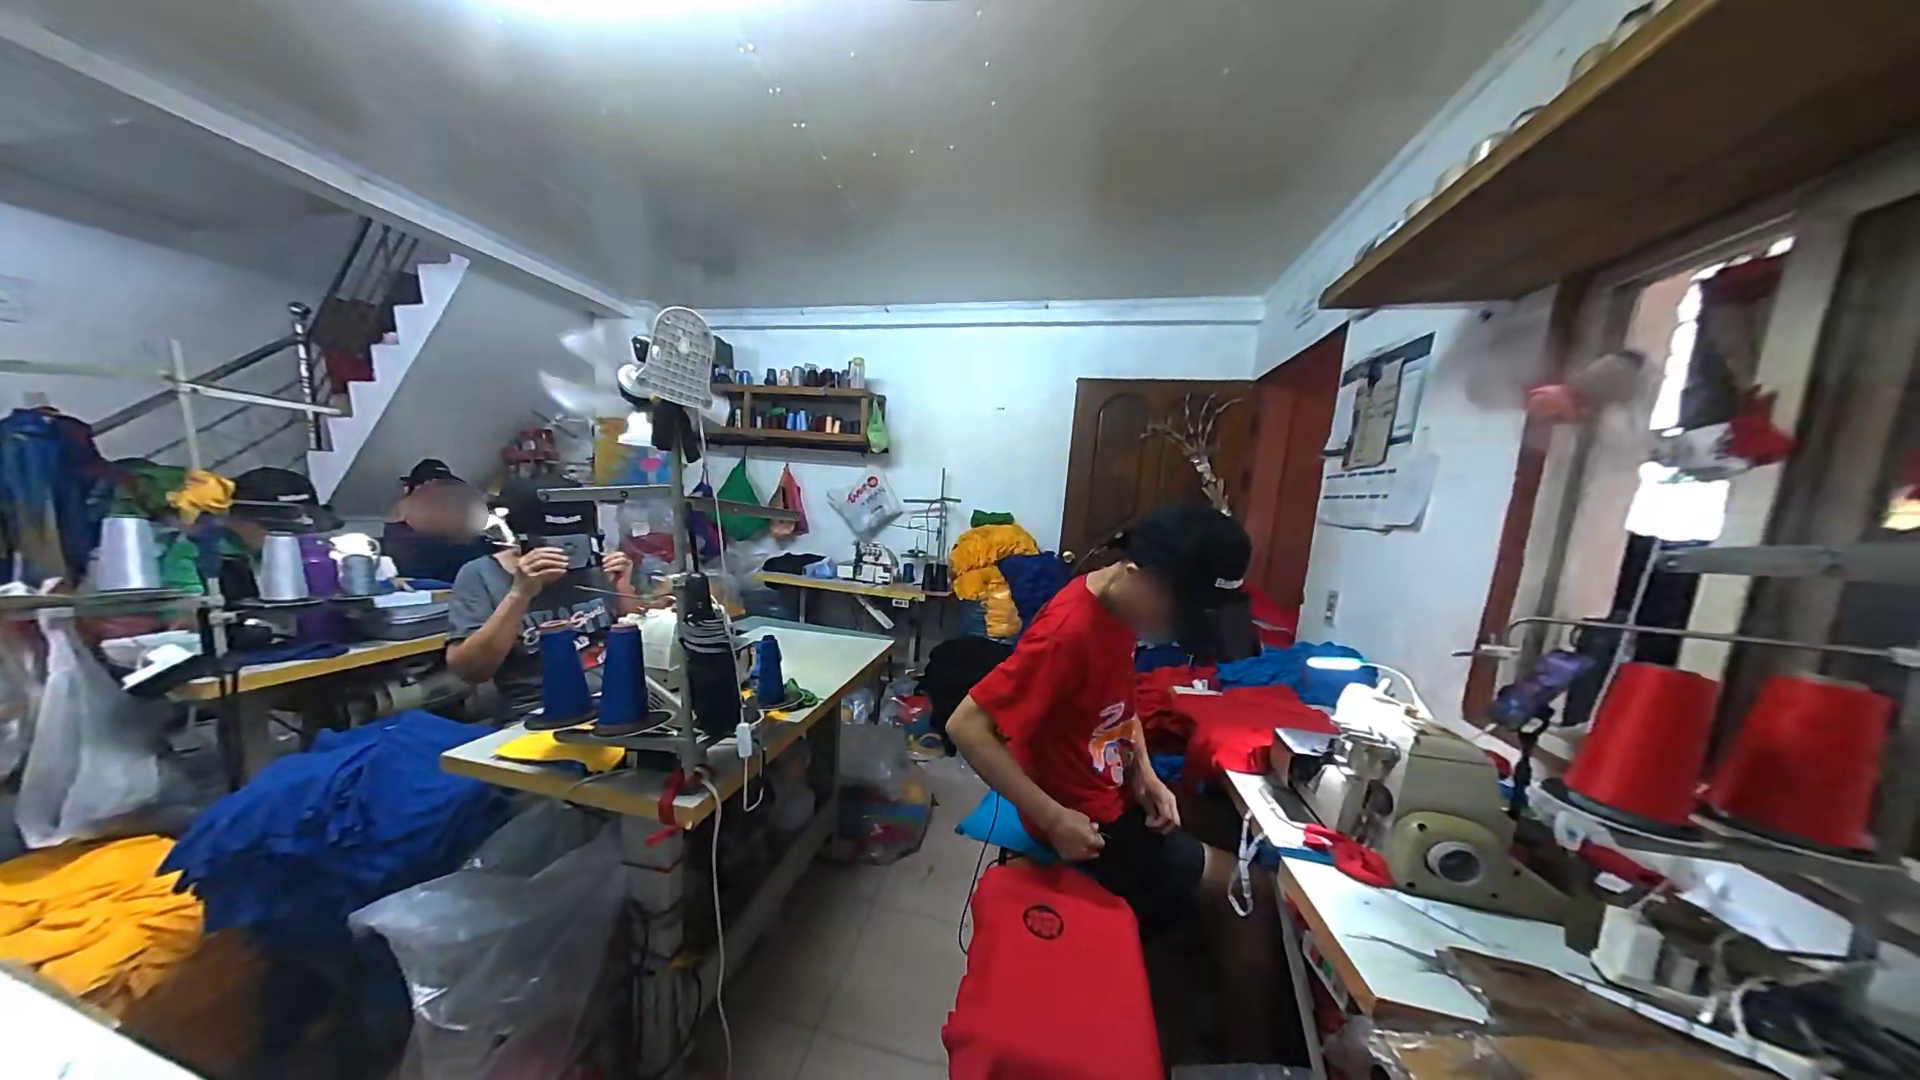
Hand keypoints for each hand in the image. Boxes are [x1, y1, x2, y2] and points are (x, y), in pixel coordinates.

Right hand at [509, 547, 569, 596]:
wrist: (520, 596)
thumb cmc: (530, 584)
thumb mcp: (538, 572)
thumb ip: (548, 566)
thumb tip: (562, 561)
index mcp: (523, 560)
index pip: (537, 551)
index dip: (550, 549)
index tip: (561, 551)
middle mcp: (522, 564)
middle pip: (540, 555)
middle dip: (555, 555)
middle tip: (566, 558)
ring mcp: (525, 570)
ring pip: (543, 562)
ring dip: (556, 562)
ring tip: (566, 564)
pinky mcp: (530, 578)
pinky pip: (545, 571)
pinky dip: (556, 570)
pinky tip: (563, 571)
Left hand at [601, 550, 635, 593]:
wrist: (620, 586)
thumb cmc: (614, 577)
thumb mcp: (610, 567)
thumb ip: (609, 560)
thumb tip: (603, 553)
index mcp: (625, 559)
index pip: (619, 553)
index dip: (610, 555)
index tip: (603, 559)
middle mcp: (629, 561)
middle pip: (621, 554)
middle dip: (611, 557)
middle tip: (603, 562)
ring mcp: (629, 565)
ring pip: (621, 559)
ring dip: (611, 562)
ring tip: (605, 567)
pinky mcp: (629, 570)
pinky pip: (620, 566)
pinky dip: (612, 568)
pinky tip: (606, 571)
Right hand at [1041, 808, 1105, 861]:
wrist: (1052, 821)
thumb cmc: (1069, 817)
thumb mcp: (1083, 818)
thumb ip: (1091, 826)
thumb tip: (1095, 829)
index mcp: (1091, 840)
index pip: (1101, 844)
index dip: (1099, 840)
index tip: (1096, 836)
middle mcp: (1084, 851)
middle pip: (1093, 853)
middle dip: (1093, 848)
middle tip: (1089, 842)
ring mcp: (1075, 855)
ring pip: (1083, 856)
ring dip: (1084, 852)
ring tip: (1080, 844)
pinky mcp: (1066, 856)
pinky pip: (1074, 856)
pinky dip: (1075, 852)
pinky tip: (1072, 846)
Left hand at [1137, 779, 1180, 835]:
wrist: (1143, 771)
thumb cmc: (1140, 783)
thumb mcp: (1141, 797)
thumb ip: (1149, 810)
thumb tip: (1152, 822)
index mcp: (1164, 799)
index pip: (1166, 818)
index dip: (1158, 824)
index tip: (1147, 824)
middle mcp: (1172, 800)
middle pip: (1175, 821)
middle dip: (1164, 828)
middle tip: (1153, 829)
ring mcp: (1173, 800)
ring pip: (1176, 820)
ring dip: (1167, 826)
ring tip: (1156, 826)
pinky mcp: (1171, 801)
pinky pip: (1174, 815)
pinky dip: (1168, 822)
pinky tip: (1159, 822)